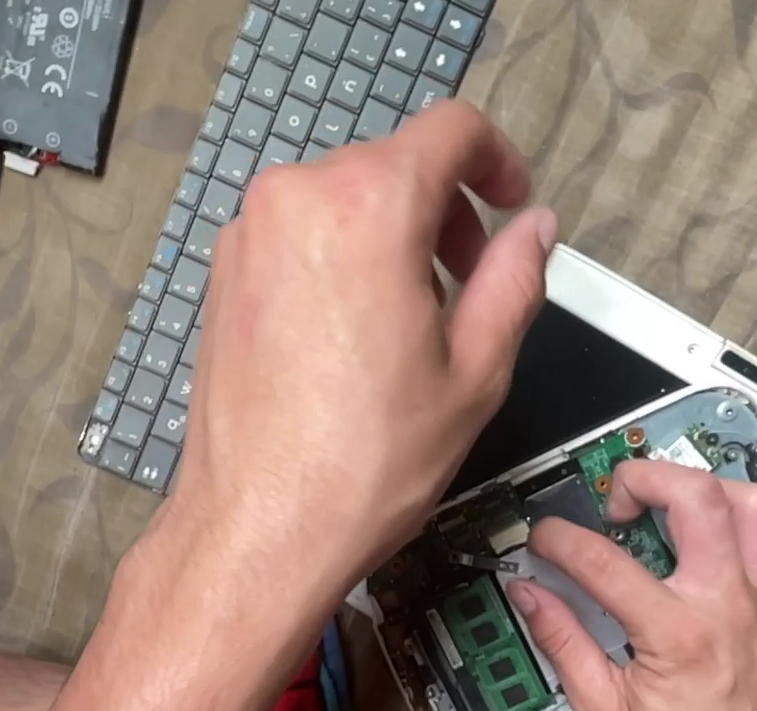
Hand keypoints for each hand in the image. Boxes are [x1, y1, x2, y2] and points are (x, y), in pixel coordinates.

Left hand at [159, 102, 557, 612]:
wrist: (256, 532)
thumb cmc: (362, 468)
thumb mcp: (474, 376)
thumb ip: (515, 283)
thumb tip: (533, 233)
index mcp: (364, 209)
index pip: (449, 131)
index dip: (495, 161)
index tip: (509, 204)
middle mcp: (292, 206)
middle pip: (390, 169)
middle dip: (443, 215)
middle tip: (468, 285)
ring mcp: (246, 244)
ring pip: (340, 206)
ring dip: (390, 242)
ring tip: (410, 324)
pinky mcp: (222, 285)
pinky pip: (297, 243)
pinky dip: (339, 264)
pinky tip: (353, 338)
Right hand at [507, 460, 756, 710]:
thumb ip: (563, 643)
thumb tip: (530, 596)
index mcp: (677, 635)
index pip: (604, 561)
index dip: (559, 541)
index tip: (540, 542)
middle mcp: (726, 602)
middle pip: (695, 497)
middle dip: (641, 478)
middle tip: (611, 503)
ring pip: (747, 500)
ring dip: (697, 486)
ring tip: (659, 505)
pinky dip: (731, 510)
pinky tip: (697, 530)